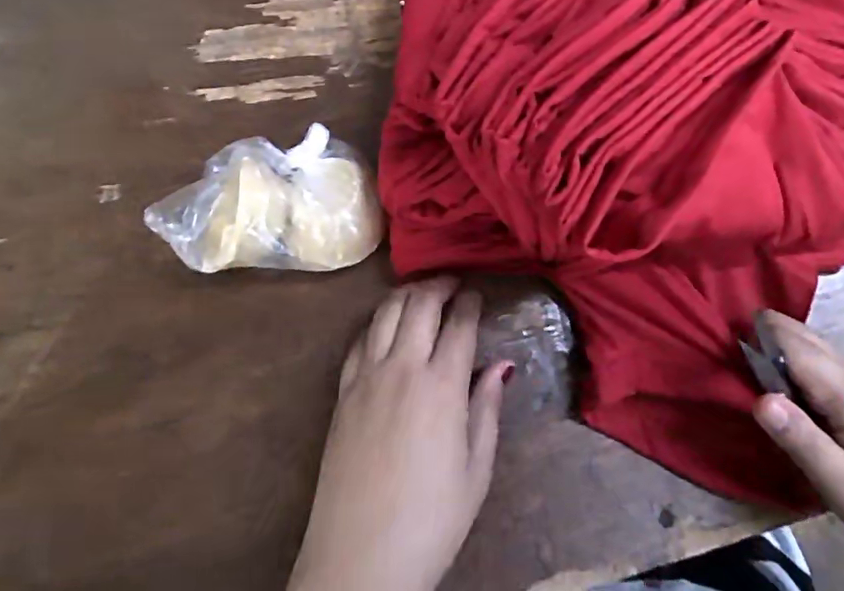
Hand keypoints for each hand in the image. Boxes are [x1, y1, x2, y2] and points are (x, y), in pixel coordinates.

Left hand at [288, 277, 512, 590]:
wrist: (359, 560)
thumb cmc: (431, 520)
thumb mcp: (477, 469)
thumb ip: (487, 409)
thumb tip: (500, 365)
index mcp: (442, 386)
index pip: (459, 323)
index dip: (471, 301)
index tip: (478, 293)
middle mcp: (403, 368)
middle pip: (420, 303)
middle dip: (440, 285)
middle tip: (454, 283)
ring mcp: (366, 378)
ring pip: (386, 312)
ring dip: (407, 294)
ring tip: (422, 293)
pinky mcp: (342, 394)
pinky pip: (359, 340)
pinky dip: (377, 322)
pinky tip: (386, 326)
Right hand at [752, 312, 843, 590]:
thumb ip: (803, 442)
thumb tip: (759, 398)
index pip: (786, 341)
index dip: (752, 344)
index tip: (723, 361)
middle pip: (792, 330)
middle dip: (758, 340)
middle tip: (733, 376)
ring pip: (802, 339)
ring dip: (772, 350)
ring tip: (751, 384)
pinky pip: (812, 356)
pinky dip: (788, 361)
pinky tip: (782, 394)